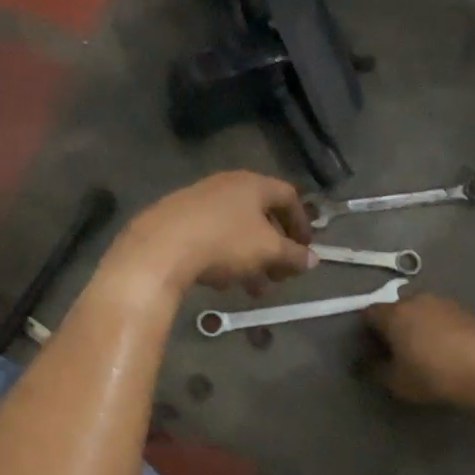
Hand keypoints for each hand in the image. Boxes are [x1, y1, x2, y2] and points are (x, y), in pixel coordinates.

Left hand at [108, 172, 314, 294]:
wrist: (161, 247)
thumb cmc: (225, 242)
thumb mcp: (268, 251)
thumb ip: (294, 255)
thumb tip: (313, 259)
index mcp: (253, 184)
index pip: (288, 197)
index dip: (302, 224)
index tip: (305, 250)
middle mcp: (226, 185)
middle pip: (260, 216)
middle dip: (274, 250)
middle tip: (279, 277)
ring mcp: (198, 200)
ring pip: (235, 230)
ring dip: (250, 260)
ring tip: (253, 290)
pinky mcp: (176, 219)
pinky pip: (210, 237)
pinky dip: (223, 257)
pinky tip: (220, 283)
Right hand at [363, 294, 474, 407]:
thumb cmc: (432, 374)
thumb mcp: (396, 381)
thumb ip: (375, 370)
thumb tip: (365, 363)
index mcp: (393, 313)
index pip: (368, 313)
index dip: (366, 330)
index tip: (371, 349)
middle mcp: (416, 300)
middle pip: (395, 307)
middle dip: (391, 324)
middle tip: (395, 349)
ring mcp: (443, 302)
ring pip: (420, 310)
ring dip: (416, 324)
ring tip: (422, 349)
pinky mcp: (465, 311)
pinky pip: (440, 315)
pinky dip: (436, 327)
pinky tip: (444, 348)